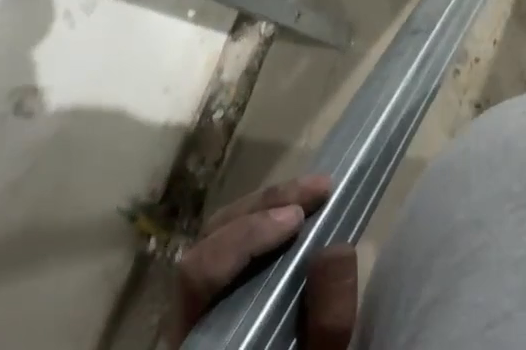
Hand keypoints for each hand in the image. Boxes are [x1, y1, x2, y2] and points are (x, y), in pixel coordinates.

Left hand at [168, 174, 357, 348]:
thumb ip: (326, 323)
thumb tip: (337, 247)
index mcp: (197, 341)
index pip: (198, 272)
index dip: (245, 238)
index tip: (298, 219)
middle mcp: (188, 316)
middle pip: (208, 240)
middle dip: (263, 207)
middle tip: (320, 190)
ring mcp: (202, 304)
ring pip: (220, 235)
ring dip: (267, 207)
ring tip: (315, 194)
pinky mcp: (223, 295)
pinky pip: (237, 249)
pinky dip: (267, 225)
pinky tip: (301, 218)